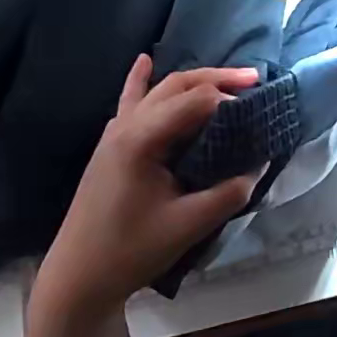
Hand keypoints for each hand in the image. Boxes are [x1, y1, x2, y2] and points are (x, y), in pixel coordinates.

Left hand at [33, 56, 264, 318]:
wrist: (79, 275)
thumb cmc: (130, 250)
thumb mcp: (187, 225)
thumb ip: (226, 195)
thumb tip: (256, 170)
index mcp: (141, 138)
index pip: (193, 102)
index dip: (228, 100)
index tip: (258, 111)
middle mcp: (126, 125)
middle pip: (175, 86)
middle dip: (216, 79)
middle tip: (254, 80)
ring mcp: (114, 133)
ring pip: (156, 91)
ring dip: (190, 81)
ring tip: (224, 79)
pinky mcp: (110, 146)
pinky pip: (130, 102)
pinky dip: (141, 81)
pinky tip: (144, 61)